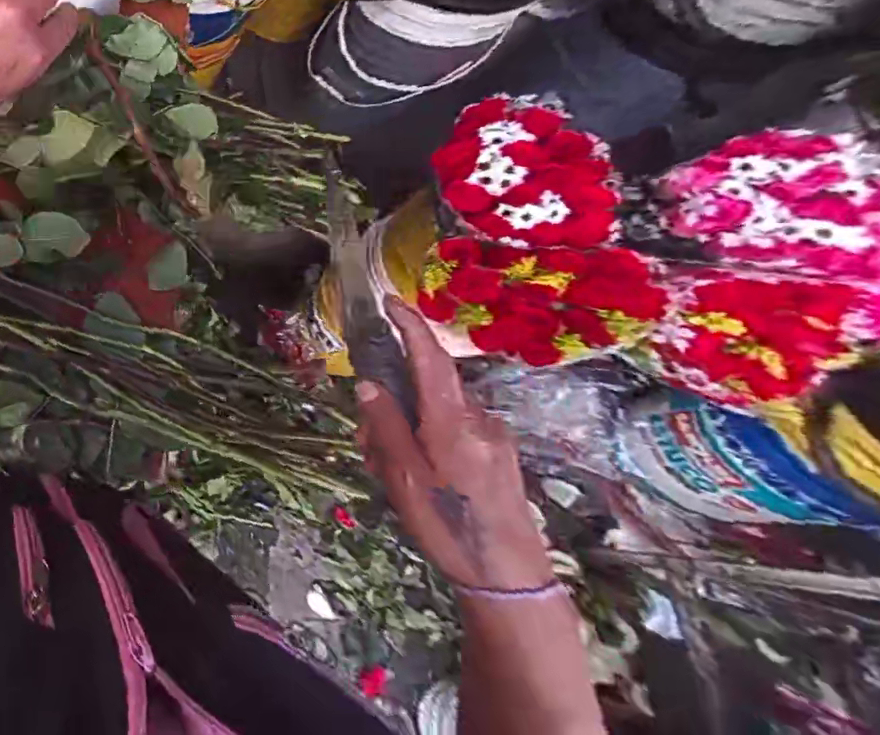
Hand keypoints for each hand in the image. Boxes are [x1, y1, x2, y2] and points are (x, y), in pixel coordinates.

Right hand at [356, 298, 553, 592]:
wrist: (510, 578)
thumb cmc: (450, 526)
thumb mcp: (403, 478)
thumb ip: (385, 426)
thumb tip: (369, 383)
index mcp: (452, 421)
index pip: (429, 358)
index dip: (410, 325)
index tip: (390, 301)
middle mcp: (477, 417)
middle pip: (424, 388)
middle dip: (392, 405)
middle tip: (369, 446)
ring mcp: (491, 434)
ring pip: (435, 411)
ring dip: (407, 428)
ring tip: (391, 472)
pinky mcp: (498, 451)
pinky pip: (453, 429)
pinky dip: (427, 439)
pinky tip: (417, 475)